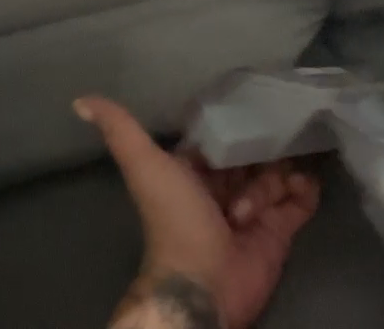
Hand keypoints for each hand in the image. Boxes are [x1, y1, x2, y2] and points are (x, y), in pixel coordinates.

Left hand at [78, 96, 319, 328]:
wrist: (201, 284)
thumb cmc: (175, 221)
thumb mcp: (146, 166)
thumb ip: (121, 131)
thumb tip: (80, 100)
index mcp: (197, 171)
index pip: (224, 135)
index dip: (235, 124)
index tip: (249, 110)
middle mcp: (227, 186)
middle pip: (255, 150)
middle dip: (259, 151)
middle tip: (251, 167)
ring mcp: (256, 207)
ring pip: (279, 169)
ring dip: (273, 179)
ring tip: (252, 207)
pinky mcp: (281, 229)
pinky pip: (302, 196)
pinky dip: (303, 189)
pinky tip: (294, 189)